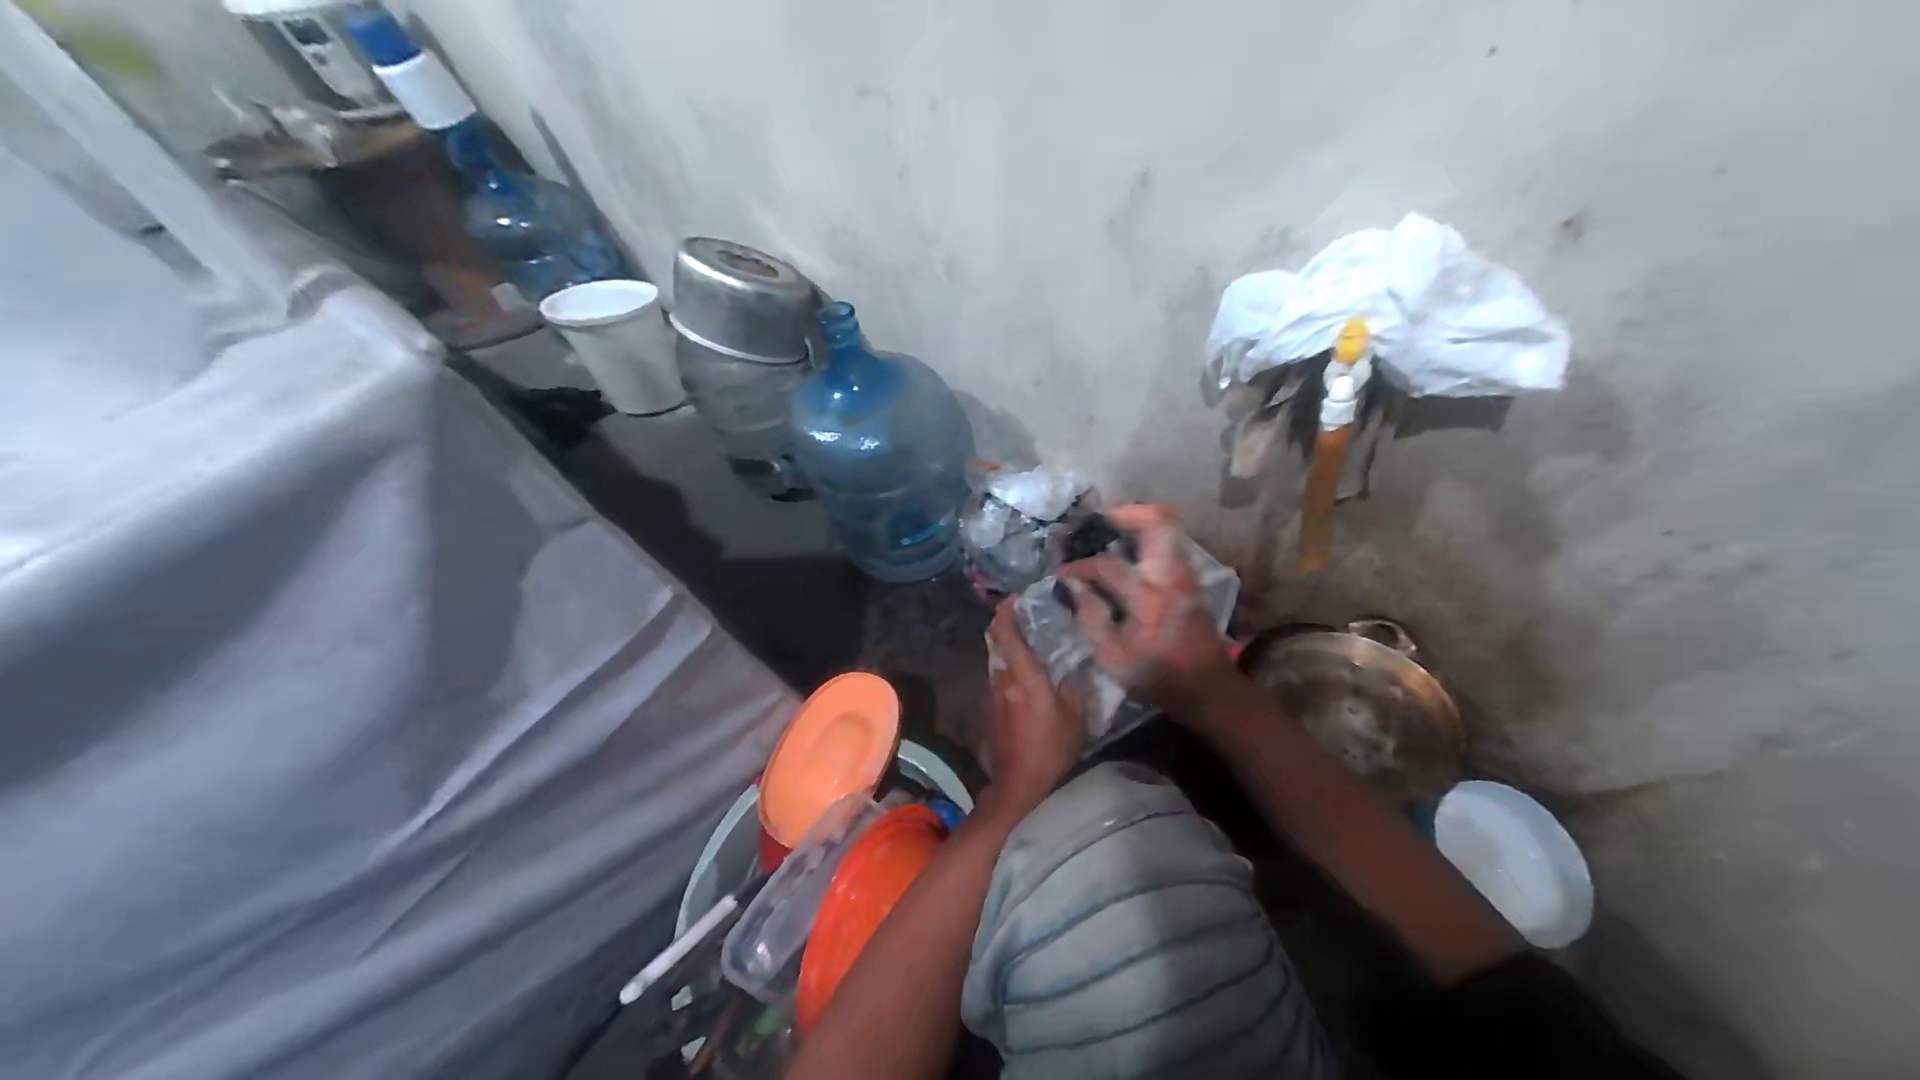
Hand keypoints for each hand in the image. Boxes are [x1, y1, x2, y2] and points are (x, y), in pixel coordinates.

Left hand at [983, 600, 1086, 814]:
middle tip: (1024, 612)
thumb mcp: (1076, 715)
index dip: (1007, 613)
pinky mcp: (992, 706)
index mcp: (1024, 677)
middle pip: (995, 641)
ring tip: (1027, 635)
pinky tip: (1024, 666)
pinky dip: (1007, 660)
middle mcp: (1003, 679)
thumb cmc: (1053, 747)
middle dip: (1004, 622)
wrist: (1021, 783)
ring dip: (1005, 641)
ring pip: (995, 656)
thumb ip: (1073, 683)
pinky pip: (997, 672)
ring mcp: (994, 693)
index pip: (1007, 635)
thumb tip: (1073, 663)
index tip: (1015, 598)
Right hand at [1056, 505, 1238, 711]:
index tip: (1063, 573)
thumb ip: (1090, 616)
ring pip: (1169, 528)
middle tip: (1098, 520)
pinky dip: (1149, 538)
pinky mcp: (1191, 581)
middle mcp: (1171, 577)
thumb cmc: (1156, 676)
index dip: (1079, 567)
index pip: (1106, 565)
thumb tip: (1075, 585)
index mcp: (1147, 597)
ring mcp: (1186, 575)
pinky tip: (1129, 552)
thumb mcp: (1111, 657)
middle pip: (1158, 522)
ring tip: (1111, 530)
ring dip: (1139, 523)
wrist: (1207, 688)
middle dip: (1126, 513)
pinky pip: (1171, 543)